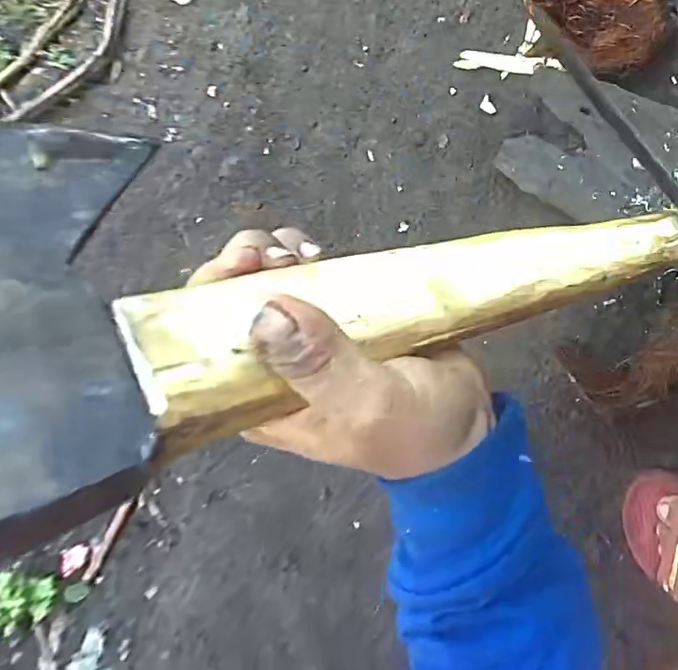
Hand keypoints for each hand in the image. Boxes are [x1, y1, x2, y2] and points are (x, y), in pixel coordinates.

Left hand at [185, 228, 493, 479]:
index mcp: (263, 400)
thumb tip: (265, 312)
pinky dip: (310, 257)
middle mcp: (277, 366)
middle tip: (276, 253)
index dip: (209, 300)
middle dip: (244, 268)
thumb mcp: (368, 403)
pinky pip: (314, 278)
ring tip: (301, 249)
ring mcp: (310, 336)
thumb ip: (321, 364)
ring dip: (274, 257)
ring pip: (272, 284)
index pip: (208, 348)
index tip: (239, 265)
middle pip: (234, 306)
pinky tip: (319, 249)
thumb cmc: (414, 428)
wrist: (469, 422)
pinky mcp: (343, 314)